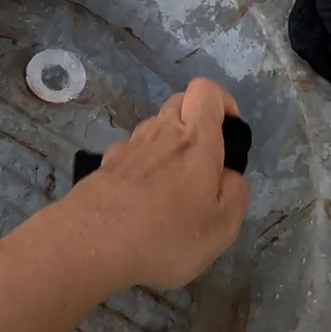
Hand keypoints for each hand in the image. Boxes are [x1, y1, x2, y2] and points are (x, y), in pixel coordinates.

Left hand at [55, 78, 250, 289]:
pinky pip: (135, 149)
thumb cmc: (168, 233)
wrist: (95, 242)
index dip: (223, 102)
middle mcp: (162, 129)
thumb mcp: (222, 225)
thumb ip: (235, 192)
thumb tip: (229, 174)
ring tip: (174, 186)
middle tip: (205, 162)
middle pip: (181, 102)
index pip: (207, 90)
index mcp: (195, 137)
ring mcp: (131, 143)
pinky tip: (143, 196)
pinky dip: (145, 162)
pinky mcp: (109, 160)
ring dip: (170, 143)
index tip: (230, 133)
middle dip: (197, 121)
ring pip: (156, 125)